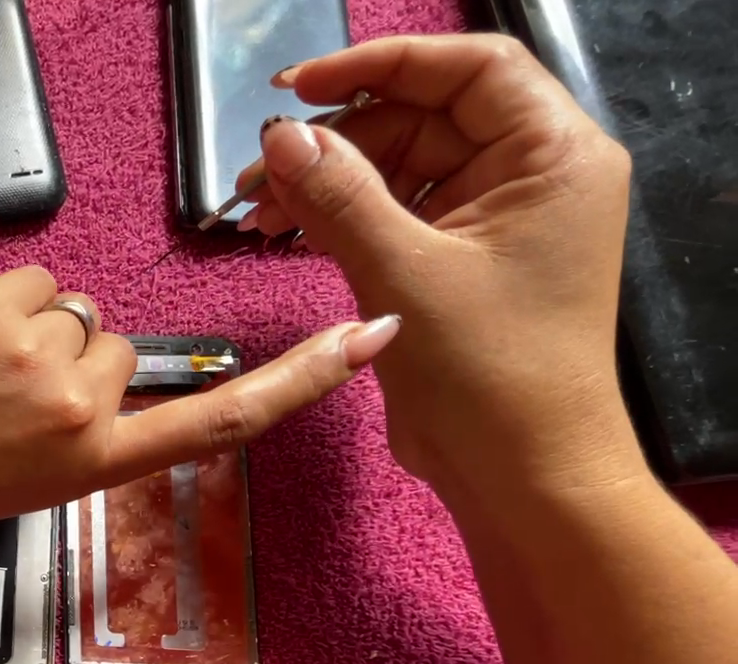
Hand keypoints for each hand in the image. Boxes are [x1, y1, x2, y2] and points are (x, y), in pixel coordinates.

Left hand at [0, 265, 399, 568]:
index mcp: (94, 465)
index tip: (370, 337)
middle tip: (2, 397)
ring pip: (72, 308)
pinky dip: (3, 303)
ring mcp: (41, 353)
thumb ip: (76, 430)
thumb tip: (92, 357)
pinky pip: (30, 278)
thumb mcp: (23, 483)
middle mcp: (83, 407)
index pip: (218, 420)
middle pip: (115, 344)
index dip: (300, 381)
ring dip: (33, 329)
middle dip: (69, 359)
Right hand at [238, 34, 646, 508]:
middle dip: (330, 146)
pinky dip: (331, 224)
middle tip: (252, 181)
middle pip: (417, 123)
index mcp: (548, 155)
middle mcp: (521, 175)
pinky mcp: (445, 262)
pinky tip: (284, 235)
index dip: (379, 65)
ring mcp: (480, 221)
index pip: (467, 70)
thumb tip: (281, 136)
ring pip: (391, 174)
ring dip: (320, 189)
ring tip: (253, 218)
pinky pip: (383, 219)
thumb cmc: (482, 364)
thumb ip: (339, 195)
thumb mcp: (402, 270)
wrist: (510, 459)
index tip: (294, 87)